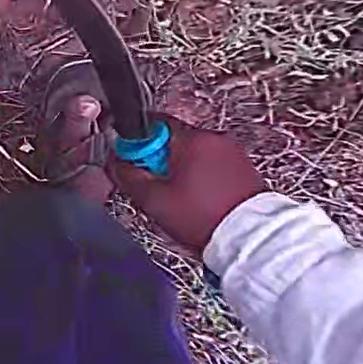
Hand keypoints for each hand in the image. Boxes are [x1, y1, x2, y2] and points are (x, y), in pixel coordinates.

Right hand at [109, 118, 267, 254]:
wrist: (249, 239)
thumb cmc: (203, 218)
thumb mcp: (152, 199)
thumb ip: (127, 174)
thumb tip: (114, 161)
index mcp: (193, 139)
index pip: (153, 124)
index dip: (136, 145)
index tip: (132, 164)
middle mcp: (215, 139)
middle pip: (171, 140)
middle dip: (156, 161)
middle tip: (153, 187)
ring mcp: (232, 153)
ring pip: (190, 154)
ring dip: (176, 170)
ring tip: (175, 198)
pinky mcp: (242, 168)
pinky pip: (209, 165)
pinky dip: (197, 178)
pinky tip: (194, 200)